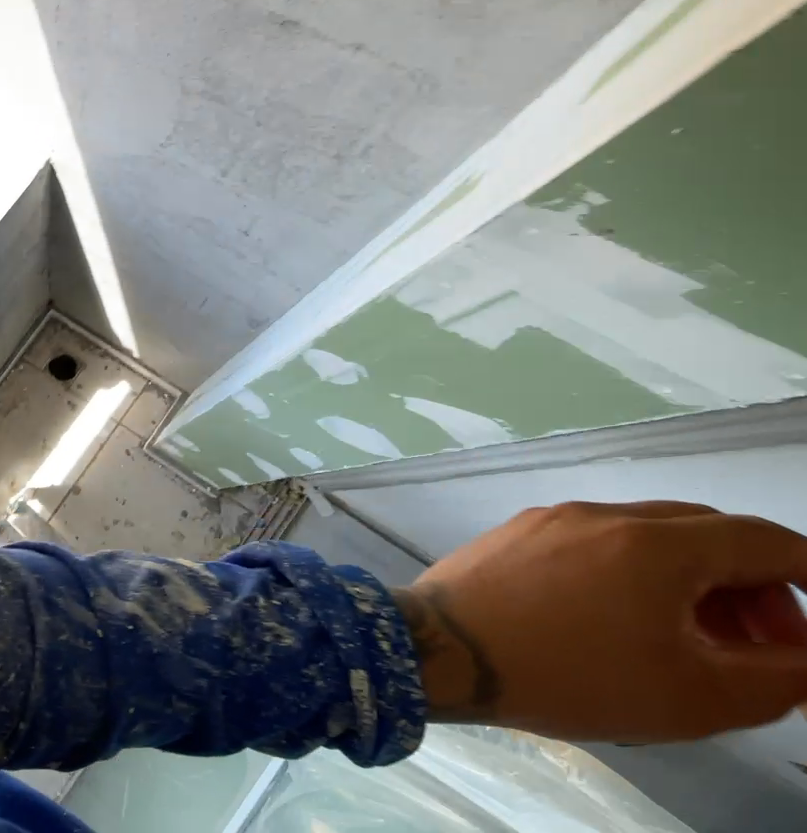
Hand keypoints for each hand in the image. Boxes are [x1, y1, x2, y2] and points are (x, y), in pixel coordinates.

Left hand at [390, 500, 806, 742]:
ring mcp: (546, 520)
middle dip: (754, 582)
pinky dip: (633, 572)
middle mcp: (598, 515)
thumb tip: (806, 652)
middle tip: (768, 644)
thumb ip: (783, 672)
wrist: (440, 651)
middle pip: (704, 530)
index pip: (764, 540)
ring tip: (701, 640)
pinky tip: (628, 621)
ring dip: (692, 578)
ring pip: (644, 535)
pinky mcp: (511, 535)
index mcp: (652, 543)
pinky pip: (592, 542)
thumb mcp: (700, 693)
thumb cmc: (570, 674)